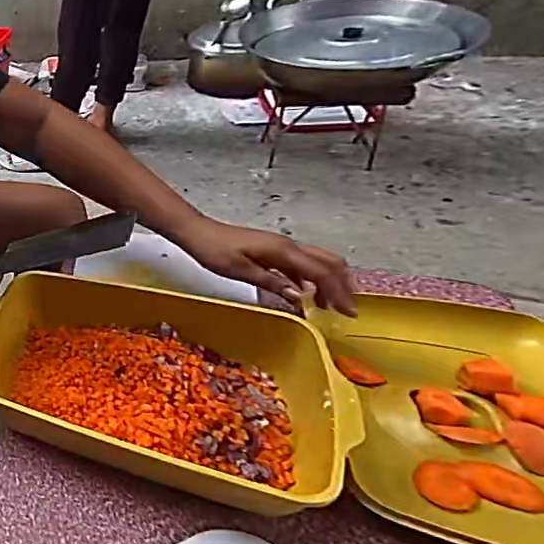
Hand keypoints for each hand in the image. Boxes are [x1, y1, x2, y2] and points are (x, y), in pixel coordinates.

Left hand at [170, 217, 357, 312]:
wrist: (196, 231)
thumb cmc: (213, 249)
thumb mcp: (240, 271)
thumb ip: (270, 282)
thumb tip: (298, 296)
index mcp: (282, 251)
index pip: (322, 272)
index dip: (338, 292)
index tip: (348, 312)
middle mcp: (287, 245)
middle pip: (328, 262)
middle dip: (343, 285)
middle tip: (346, 308)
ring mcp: (280, 246)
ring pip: (317, 261)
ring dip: (328, 281)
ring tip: (328, 304)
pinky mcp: (270, 249)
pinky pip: (299, 263)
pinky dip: (309, 277)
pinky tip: (304, 292)